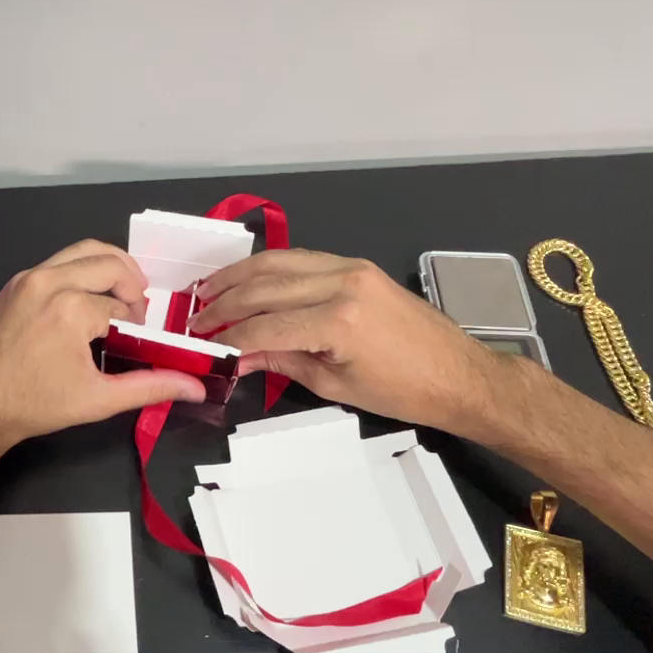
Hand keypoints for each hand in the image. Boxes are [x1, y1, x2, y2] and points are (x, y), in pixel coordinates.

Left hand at [0, 240, 207, 455]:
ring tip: (120, 293)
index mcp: (71, 307)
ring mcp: (26, 279)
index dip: (138, 323)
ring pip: (79, 252)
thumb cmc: (33, 406)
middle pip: (107, 261)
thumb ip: (151, 386)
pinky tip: (83, 300)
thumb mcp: (98, 400)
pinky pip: (55, 263)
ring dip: (106, 267)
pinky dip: (79, 271)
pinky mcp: (11, 285)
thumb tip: (196, 386)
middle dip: (130, 282)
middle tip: (140, 307)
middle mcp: (48, 281)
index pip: (121, 305)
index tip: (142, 341)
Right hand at [187, 249, 505, 435]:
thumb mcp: (333, 385)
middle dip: (223, 305)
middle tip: (195, 320)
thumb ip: (281, 363)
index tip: (204, 348)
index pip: (264, 327)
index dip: (229, 340)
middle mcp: (342, 284)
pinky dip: (268, 268)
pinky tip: (247, 279)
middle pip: (264, 287)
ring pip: (278, 263)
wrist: (458, 374)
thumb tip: (238, 357)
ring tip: (207, 291)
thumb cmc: (401, 392)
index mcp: (339, 322)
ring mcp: (350, 268)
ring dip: (238, 276)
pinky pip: (301, 259)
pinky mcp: (356, 265)